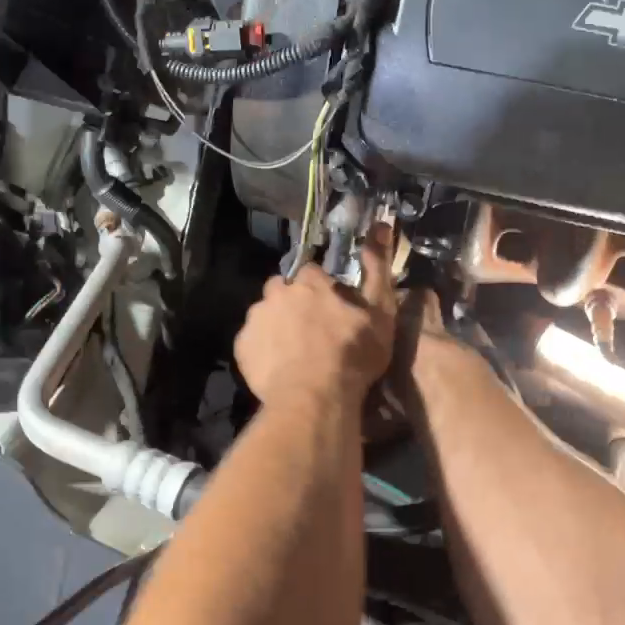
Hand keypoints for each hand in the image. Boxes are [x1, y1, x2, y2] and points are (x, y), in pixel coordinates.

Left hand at [237, 226, 398, 406]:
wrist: (314, 400)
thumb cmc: (352, 354)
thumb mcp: (379, 310)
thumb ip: (378, 267)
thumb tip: (382, 225)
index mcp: (309, 281)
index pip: (311, 272)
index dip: (321, 289)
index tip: (332, 307)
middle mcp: (277, 292)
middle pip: (283, 289)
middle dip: (294, 303)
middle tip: (313, 330)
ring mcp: (256, 319)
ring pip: (266, 314)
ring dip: (278, 325)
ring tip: (296, 352)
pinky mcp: (242, 347)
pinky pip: (253, 342)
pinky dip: (263, 350)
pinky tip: (280, 367)